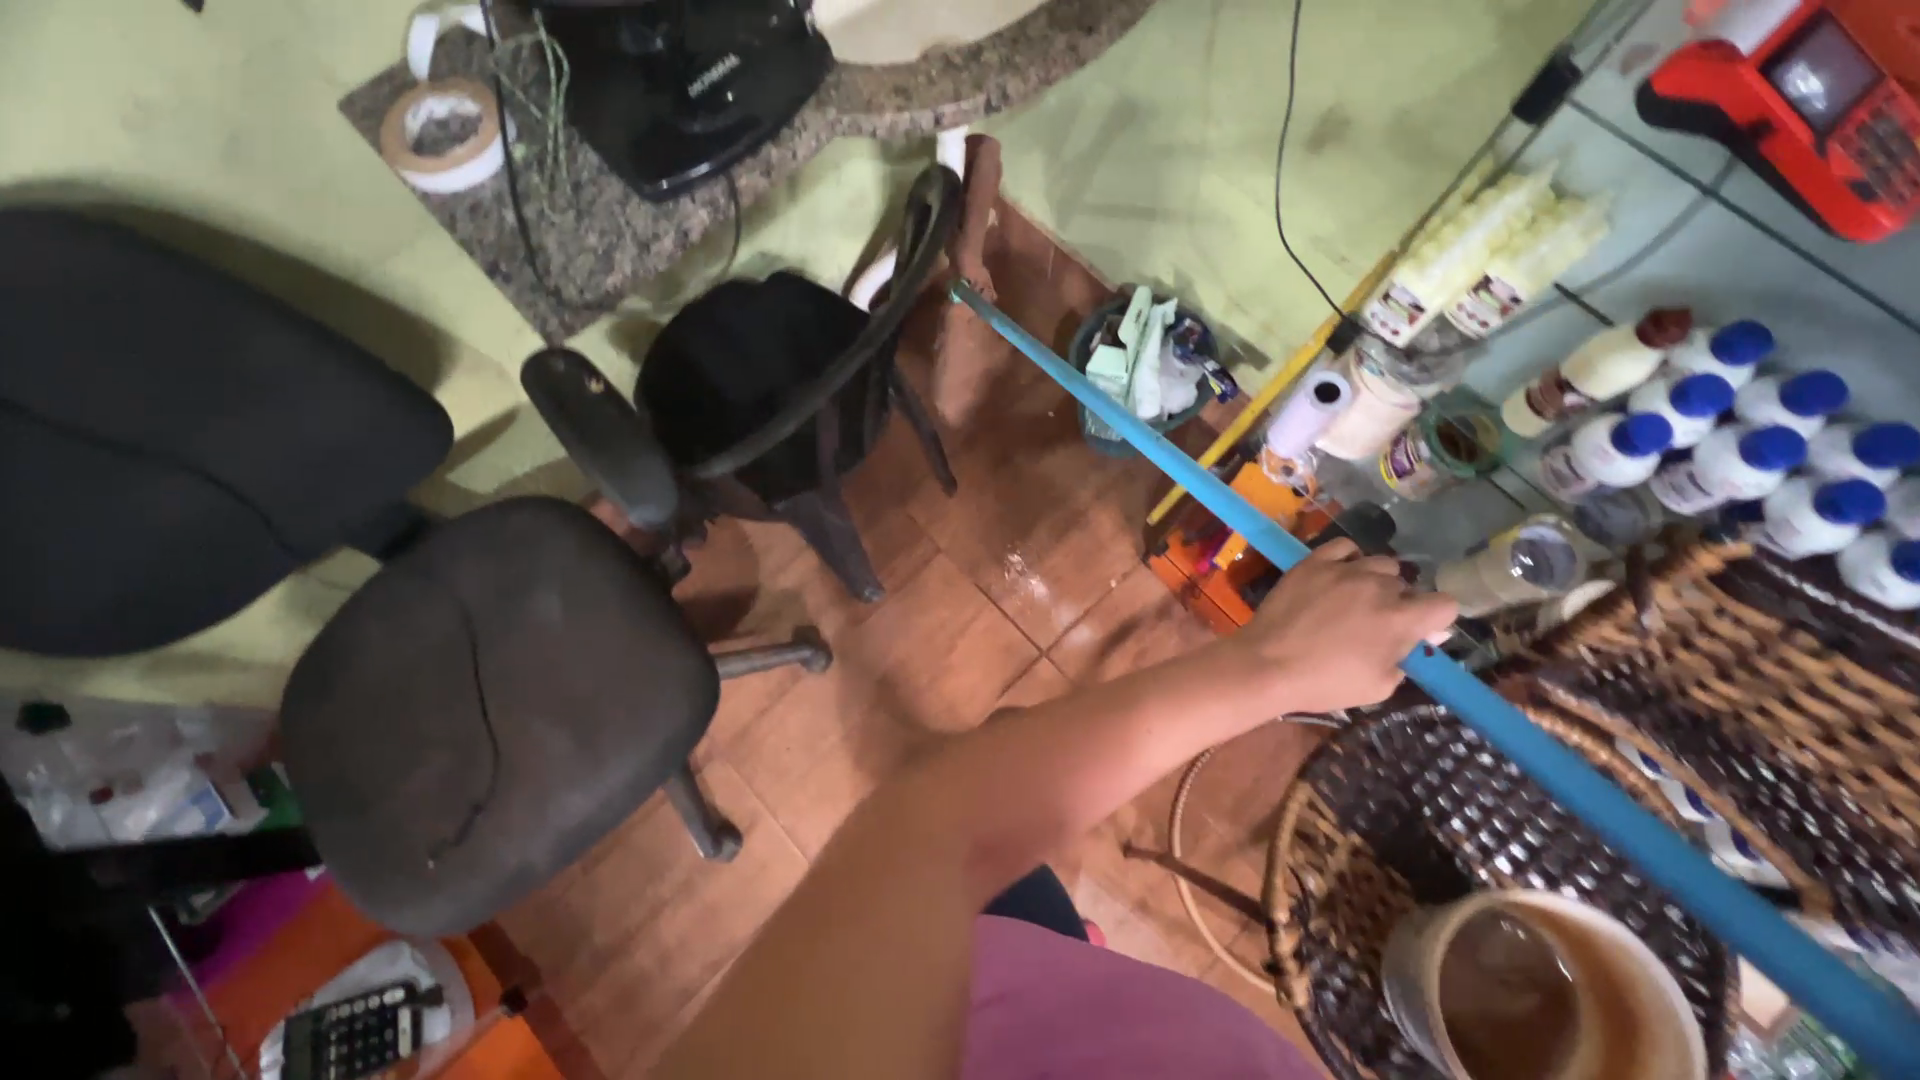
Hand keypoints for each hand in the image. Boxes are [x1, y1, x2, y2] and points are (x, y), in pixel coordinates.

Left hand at [1228, 538, 1457, 714]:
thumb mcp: (1379, 686)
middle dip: (1399, 603)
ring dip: (1376, 580)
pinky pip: (1343, 547)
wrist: (1267, 664)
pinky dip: (1348, 558)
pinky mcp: (1313, 562)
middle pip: (1406, 585)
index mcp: (1401, 618)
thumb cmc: (1324, 683)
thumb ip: (1406, 658)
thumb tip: (1423, 637)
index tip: (1418, 630)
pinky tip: (1340, 573)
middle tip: (1376, 623)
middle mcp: (1378, 586)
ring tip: (1356, 598)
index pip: (1445, 604)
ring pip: (1379, 563)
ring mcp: (1344, 570)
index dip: (1436, 619)